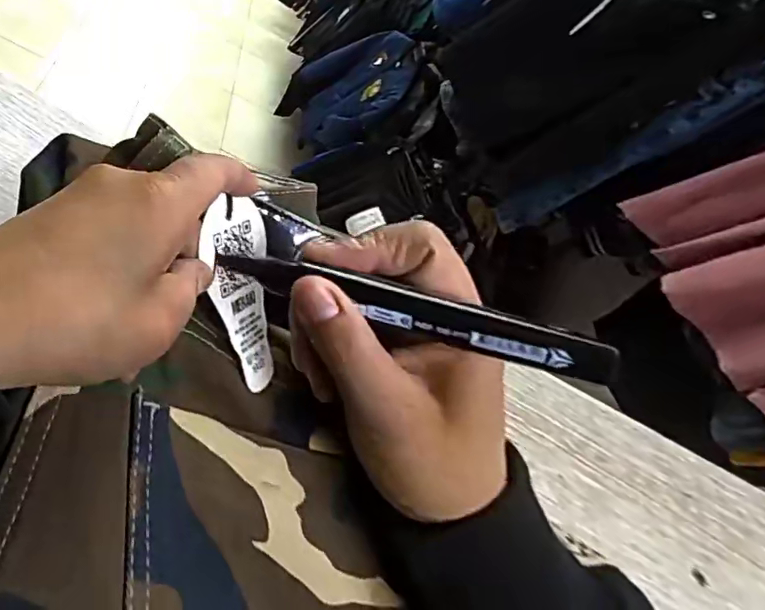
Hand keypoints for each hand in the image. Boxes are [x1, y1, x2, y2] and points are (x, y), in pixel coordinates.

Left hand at [0, 154, 255, 387]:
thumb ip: (186, 289)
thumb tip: (189, 266)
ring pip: (137, 213)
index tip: (252, 193)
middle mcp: (123, 183)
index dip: (238, 176)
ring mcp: (82, 192)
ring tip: (133, 306)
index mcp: (158, 201)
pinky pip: (103, 222)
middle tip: (181, 286)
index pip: (211, 169)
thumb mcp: (154, 324)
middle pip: (172, 197)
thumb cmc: (81, 320)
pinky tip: (98, 298)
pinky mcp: (52, 208)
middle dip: (186, 235)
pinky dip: (116, 249)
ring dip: (148, 248)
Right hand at [288, 221, 506, 522]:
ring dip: (324, 321)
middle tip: (307, 330)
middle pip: (377, 263)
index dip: (370, 247)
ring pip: (355, 289)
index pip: (420, 245)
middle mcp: (435, 307)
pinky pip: (349, 316)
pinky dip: (328, 339)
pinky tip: (325, 376)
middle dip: (335, 294)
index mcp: (457, 313)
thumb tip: (308, 283)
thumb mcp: (385, 407)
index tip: (321, 271)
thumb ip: (347, 343)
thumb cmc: (433, 465)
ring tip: (316, 369)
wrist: (446, 519)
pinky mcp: (390, 340)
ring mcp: (411, 324)